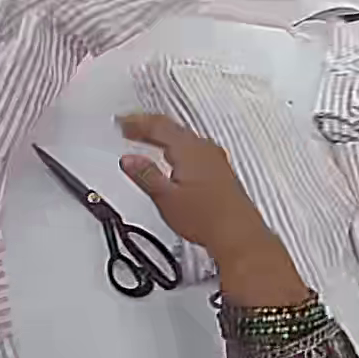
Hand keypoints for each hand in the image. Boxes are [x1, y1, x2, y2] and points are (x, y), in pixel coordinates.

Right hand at [116, 114, 308, 307]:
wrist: (237, 235)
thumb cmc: (207, 218)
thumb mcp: (165, 198)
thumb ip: (145, 175)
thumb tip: (129, 160)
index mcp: (189, 150)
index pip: (158, 126)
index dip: (136, 122)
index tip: (121, 122)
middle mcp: (204, 150)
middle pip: (172, 128)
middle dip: (148, 126)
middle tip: (130, 127)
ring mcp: (215, 160)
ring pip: (183, 138)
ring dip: (163, 136)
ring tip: (147, 139)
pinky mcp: (220, 172)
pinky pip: (194, 149)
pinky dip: (177, 148)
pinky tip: (174, 159)